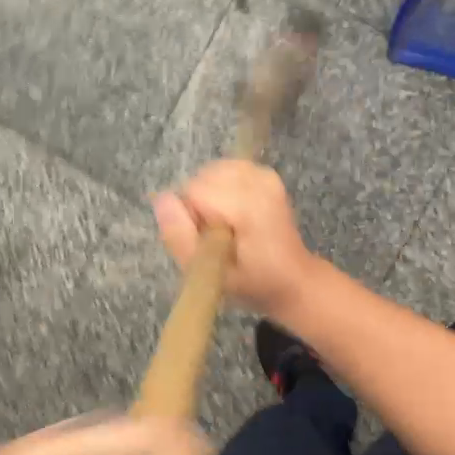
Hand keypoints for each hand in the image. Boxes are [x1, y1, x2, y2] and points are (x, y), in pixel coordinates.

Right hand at [153, 160, 319, 316]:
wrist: (293, 280)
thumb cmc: (252, 284)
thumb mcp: (208, 274)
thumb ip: (180, 237)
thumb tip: (162, 199)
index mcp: (248, 206)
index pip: (193, 190)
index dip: (189, 216)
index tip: (205, 241)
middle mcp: (259, 182)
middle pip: (202, 177)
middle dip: (198, 204)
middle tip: (216, 236)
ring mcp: (266, 175)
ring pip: (212, 171)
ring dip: (209, 195)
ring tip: (224, 224)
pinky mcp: (267, 174)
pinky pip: (227, 170)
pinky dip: (221, 188)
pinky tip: (231, 211)